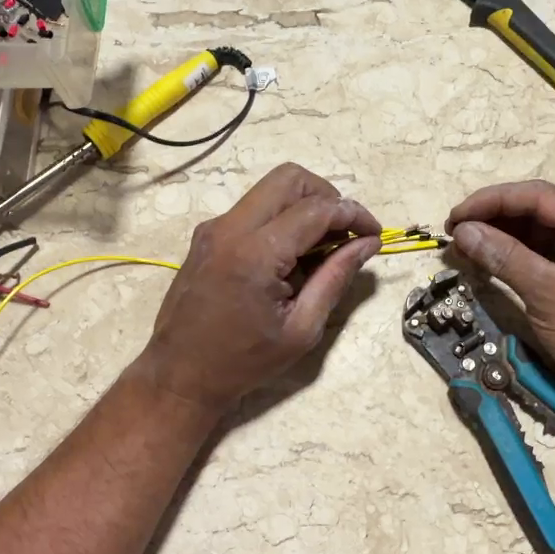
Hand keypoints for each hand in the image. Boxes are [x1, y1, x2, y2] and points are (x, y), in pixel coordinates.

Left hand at [135, 163, 380, 416]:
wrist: (179, 375)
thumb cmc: (243, 362)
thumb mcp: (301, 328)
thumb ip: (336, 278)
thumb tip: (368, 243)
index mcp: (255, 253)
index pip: (316, 209)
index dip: (353, 214)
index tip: (375, 233)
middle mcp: (230, 228)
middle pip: (290, 178)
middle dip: (327, 197)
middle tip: (346, 233)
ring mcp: (214, 228)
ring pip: (270, 189)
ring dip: (304, 206)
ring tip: (322, 248)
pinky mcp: (207, 235)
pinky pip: (254, 208)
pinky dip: (281, 218)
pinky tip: (292, 256)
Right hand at [446, 180, 554, 413]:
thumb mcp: (548, 294)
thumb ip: (504, 257)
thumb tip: (462, 231)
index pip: (540, 197)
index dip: (492, 201)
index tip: (454, 216)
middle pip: (537, 210)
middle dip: (493, 219)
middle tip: (453, 232)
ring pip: (535, 232)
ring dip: (498, 238)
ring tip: (461, 247)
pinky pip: (540, 254)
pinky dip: (511, 257)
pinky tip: (483, 260)